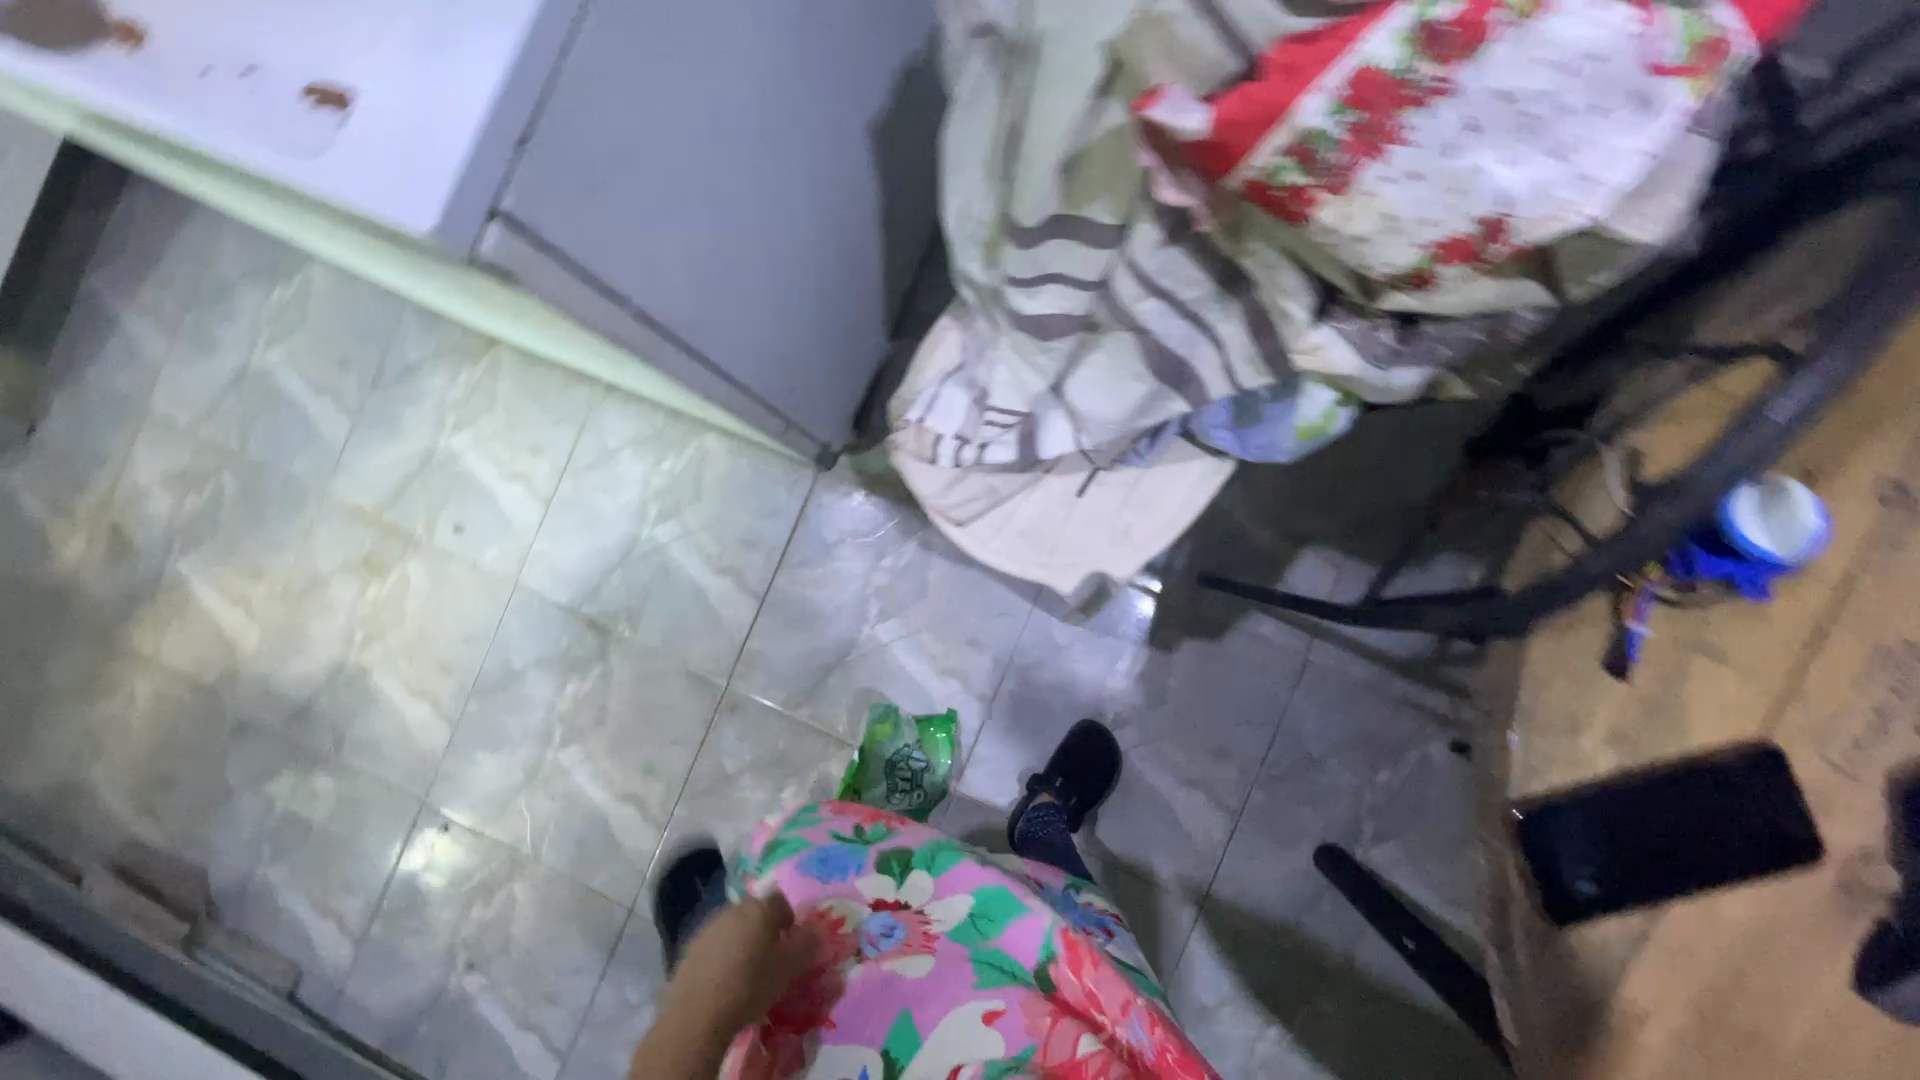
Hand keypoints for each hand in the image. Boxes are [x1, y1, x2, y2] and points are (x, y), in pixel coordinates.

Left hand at [661, 890, 820, 1037]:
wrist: (697, 1014)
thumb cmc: (750, 986)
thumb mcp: (789, 968)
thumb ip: (806, 944)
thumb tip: (818, 928)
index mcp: (759, 908)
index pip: (780, 900)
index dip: (788, 919)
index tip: (790, 943)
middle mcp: (732, 909)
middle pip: (755, 912)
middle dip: (764, 929)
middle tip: (771, 958)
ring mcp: (707, 927)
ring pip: (733, 927)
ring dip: (742, 941)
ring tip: (746, 971)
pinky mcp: (689, 948)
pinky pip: (714, 944)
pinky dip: (722, 955)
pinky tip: (724, 980)